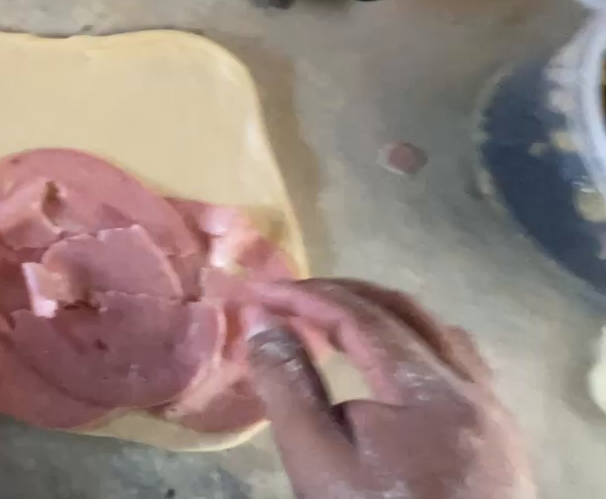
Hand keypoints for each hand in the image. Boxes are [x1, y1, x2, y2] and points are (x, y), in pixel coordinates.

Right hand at [243, 278, 533, 498]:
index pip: (359, 317)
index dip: (300, 295)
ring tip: (323, 317)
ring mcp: (494, 417)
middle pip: (404, 312)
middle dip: (336, 293)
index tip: (251, 292)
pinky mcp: (494, 439)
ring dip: (373, 312)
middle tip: (283, 296)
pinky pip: (453, 361)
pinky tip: (375, 356)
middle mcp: (477, 394)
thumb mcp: (314, 452)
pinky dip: (404, 339)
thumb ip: (285, 378)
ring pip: (435, 333)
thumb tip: (259, 316)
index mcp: (434, 393)